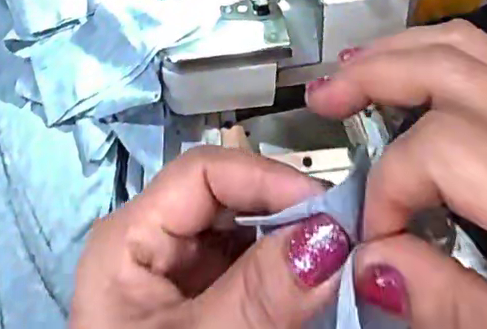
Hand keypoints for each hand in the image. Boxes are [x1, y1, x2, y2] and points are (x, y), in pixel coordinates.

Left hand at [71, 146, 348, 327]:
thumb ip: (259, 296)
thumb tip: (330, 234)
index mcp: (130, 236)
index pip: (201, 174)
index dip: (265, 178)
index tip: (335, 211)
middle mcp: (153, 245)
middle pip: (225, 203)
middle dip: (287, 213)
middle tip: (355, 239)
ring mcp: (178, 279)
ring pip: (243, 240)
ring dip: (294, 248)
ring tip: (350, 263)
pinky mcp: (203, 311)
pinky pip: (248, 279)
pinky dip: (288, 284)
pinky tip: (326, 295)